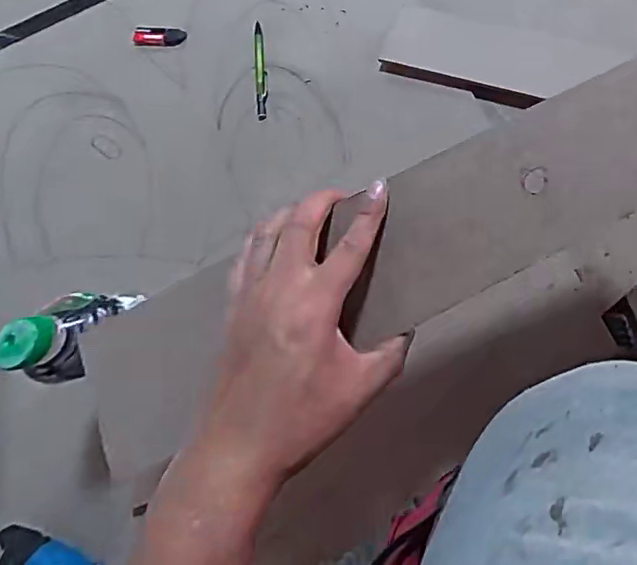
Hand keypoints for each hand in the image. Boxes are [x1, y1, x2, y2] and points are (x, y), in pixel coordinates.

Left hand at [187, 183, 410, 493]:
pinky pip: (246, 253)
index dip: (368, 213)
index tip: (378, 187)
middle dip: (324, 198)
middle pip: (301, 221)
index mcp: (316, 302)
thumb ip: (390, 354)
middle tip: (344, 196)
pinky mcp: (232, 304)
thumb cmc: (302, 419)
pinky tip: (273, 239)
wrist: (237, 448)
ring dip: (292, 211)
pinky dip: (263, 235)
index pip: (350, 245)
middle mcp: (281, 285)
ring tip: (311, 211)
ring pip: (269, 230)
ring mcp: (251, 291)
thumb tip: (404, 330)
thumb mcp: (360, 390)